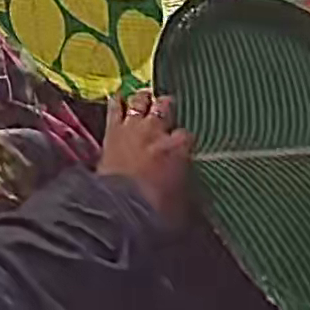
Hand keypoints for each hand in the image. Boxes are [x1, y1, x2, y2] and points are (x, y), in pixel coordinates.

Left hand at [97, 90, 194, 226]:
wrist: (120, 208)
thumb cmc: (156, 212)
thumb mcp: (183, 207)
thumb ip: (189, 192)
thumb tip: (196, 196)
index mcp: (178, 149)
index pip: (186, 135)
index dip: (185, 139)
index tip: (185, 144)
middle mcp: (157, 131)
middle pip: (164, 107)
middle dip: (166, 106)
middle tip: (167, 106)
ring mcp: (133, 126)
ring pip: (140, 101)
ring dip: (144, 99)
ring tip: (146, 96)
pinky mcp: (113, 128)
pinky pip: (115, 107)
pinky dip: (117, 101)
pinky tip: (118, 97)